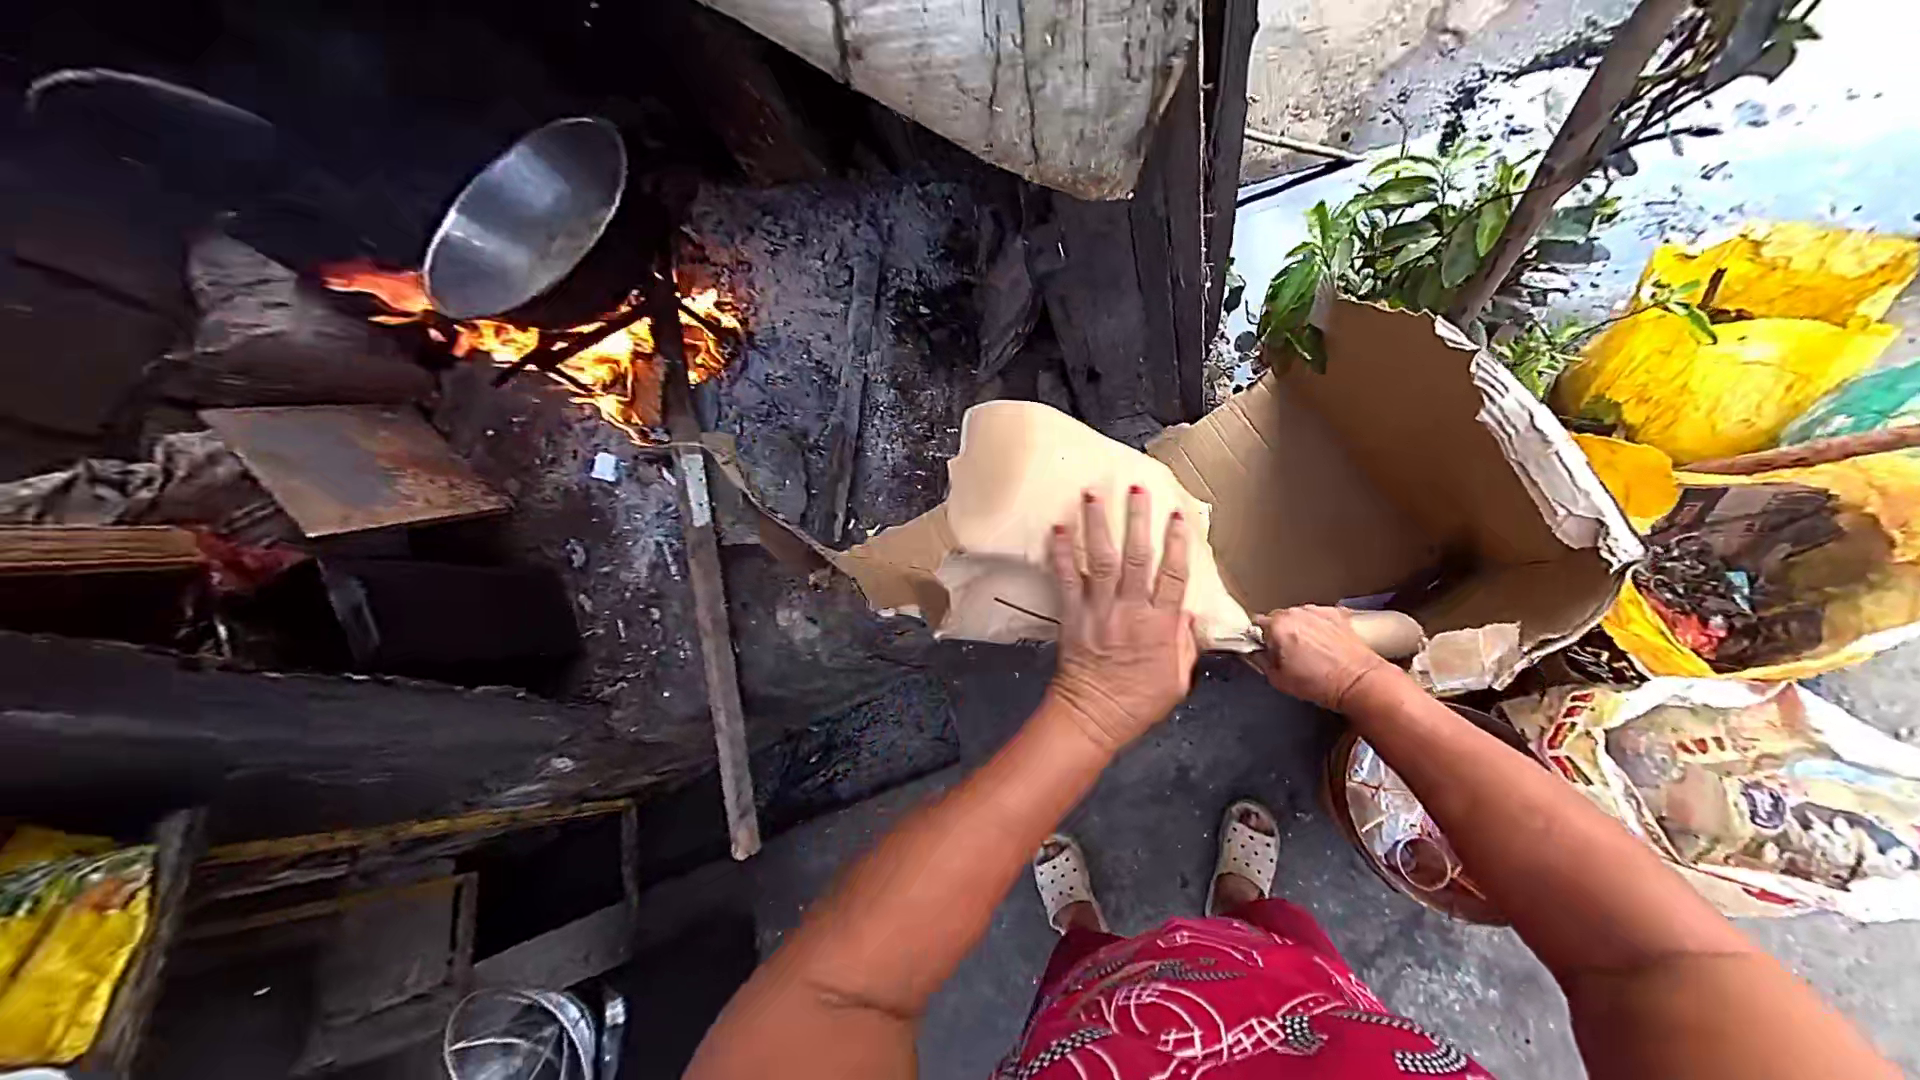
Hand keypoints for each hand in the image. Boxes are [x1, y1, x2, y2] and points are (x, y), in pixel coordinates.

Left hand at [1046, 486, 1198, 752]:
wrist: (1093, 716)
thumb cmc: (1137, 702)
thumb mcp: (1178, 679)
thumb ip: (1184, 643)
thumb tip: (1191, 613)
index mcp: (1160, 624)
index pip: (1174, 575)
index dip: (1177, 543)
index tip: (1178, 515)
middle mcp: (1131, 610)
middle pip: (1138, 556)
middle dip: (1138, 519)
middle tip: (1137, 488)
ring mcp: (1100, 610)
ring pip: (1102, 559)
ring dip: (1099, 525)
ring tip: (1093, 495)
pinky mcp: (1073, 615)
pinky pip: (1066, 579)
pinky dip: (1061, 554)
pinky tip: (1058, 528)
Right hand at [1255, 606, 1396, 711]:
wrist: (1359, 683)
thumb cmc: (1322, 683)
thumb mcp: (1277, 679)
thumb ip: (1261, 661)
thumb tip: (1257, 653)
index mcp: (1277, 626)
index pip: (1256, 625)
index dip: (1260, 640)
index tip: (1266, 651)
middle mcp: (1295, 613)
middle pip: (1277, 618)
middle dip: (1280, 633)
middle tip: (1289, 654)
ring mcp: (1318, 612)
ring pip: (1298, 616)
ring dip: (1299, 628)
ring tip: (1310, 651)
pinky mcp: (1337, 615)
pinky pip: (1319, 617)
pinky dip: (1319, 626)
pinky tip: (1324, 643)